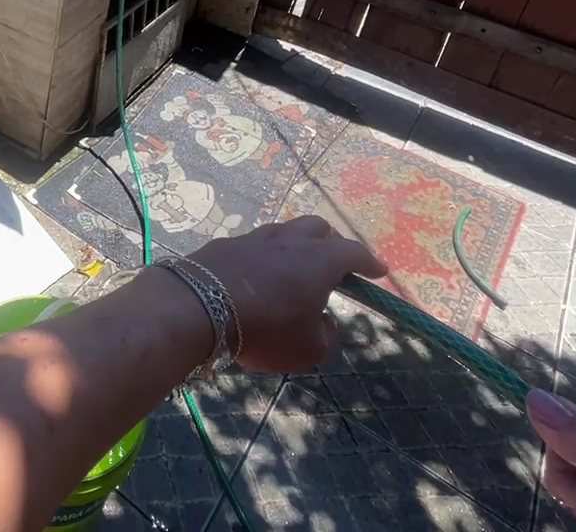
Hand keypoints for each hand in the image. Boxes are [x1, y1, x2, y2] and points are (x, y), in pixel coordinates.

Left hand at [188, 215, 386, 372]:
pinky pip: (255, 245)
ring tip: (295, 269)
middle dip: (332, 243)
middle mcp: (288, 239)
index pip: (353, 252)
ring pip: (283, 232)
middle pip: (317, 228)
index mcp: (318, 259)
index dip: (369, 262)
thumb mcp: (308, 347)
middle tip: (336, 264)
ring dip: (295, 247)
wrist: (197, 304)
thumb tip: (323, 321)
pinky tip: (259, 275)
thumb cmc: (264, 327)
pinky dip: (265, 257)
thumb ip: (326, 333)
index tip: (379, 270)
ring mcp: (254, 237)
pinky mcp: (225, 243)